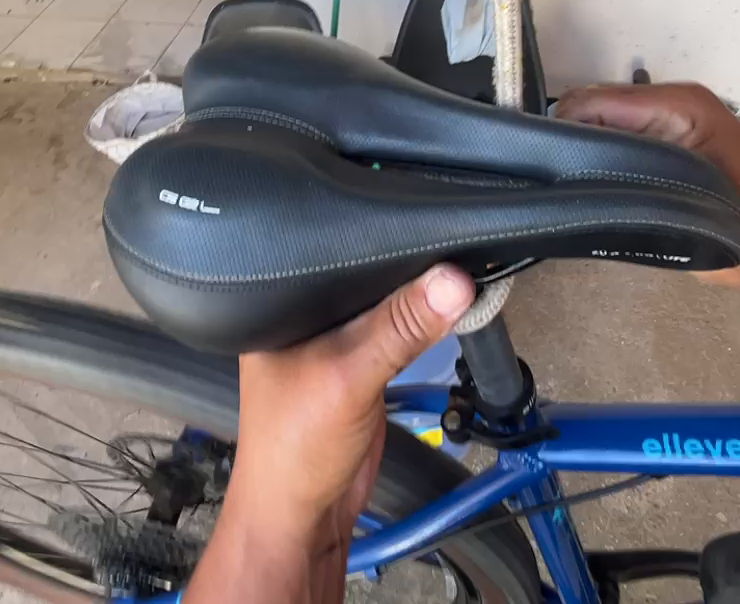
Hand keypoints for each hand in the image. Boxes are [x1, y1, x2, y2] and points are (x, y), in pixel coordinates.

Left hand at [189, 266, 474, 602]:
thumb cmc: (295, 452)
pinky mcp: (360, 364)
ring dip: (417, 295)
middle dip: (404, 263)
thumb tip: (451, 281)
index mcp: (283, 304)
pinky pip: (396, 332)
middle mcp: (306, 317)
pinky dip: (420, 323)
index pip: (335, 253)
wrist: (304, 522)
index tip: (427, 218)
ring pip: (384, 302)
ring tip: (456, 267)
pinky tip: (444, 307)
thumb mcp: (351, 377)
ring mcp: (334, 341)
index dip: (377, 234)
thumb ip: (401, 329)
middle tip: (452, 239)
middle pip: (364, 275)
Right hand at [556, 82, 739, 290]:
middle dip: (571, 138)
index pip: (595, 101)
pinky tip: (592, 187)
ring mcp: (674, 122)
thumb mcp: (684, 204)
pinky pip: (623, 139)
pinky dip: (604, 158)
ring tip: (564, 188)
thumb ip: (623, 179)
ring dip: (586, 150)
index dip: (562, 129)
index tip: (537, 166)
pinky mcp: (673, 144)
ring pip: (606, 125)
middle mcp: (673, 102)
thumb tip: (566, 174)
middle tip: (547, 182)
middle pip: (596, 108)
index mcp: (679, 103)